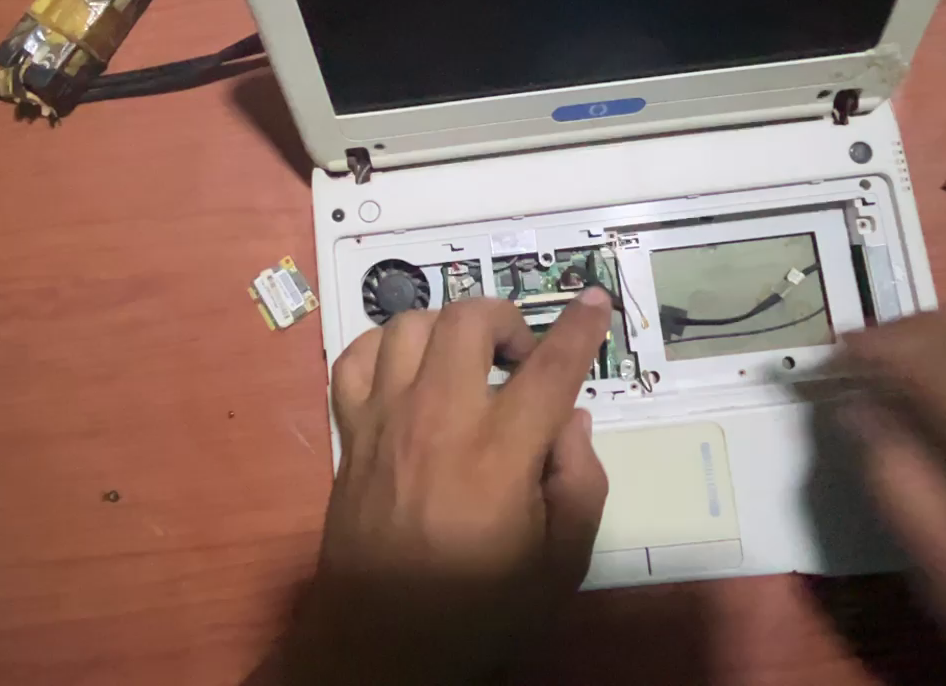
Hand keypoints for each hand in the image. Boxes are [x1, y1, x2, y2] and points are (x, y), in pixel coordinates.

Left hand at [277, 291, 611, 685]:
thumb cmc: (478, 606)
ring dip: (447, 329)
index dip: (579, 329)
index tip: (594, 300)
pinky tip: (406, 371)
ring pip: (410, 326)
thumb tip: (572, 419)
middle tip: (519, 358)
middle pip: (468, 320)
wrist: (379, 645)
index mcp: (499, 454)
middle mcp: (438, 418)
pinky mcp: (351, 430)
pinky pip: (357, 357)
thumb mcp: (560, 565)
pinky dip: (384, 348)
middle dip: (505, 319)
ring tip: (464, 362)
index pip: (550, 369)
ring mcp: (385, 418)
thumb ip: (581, 483)